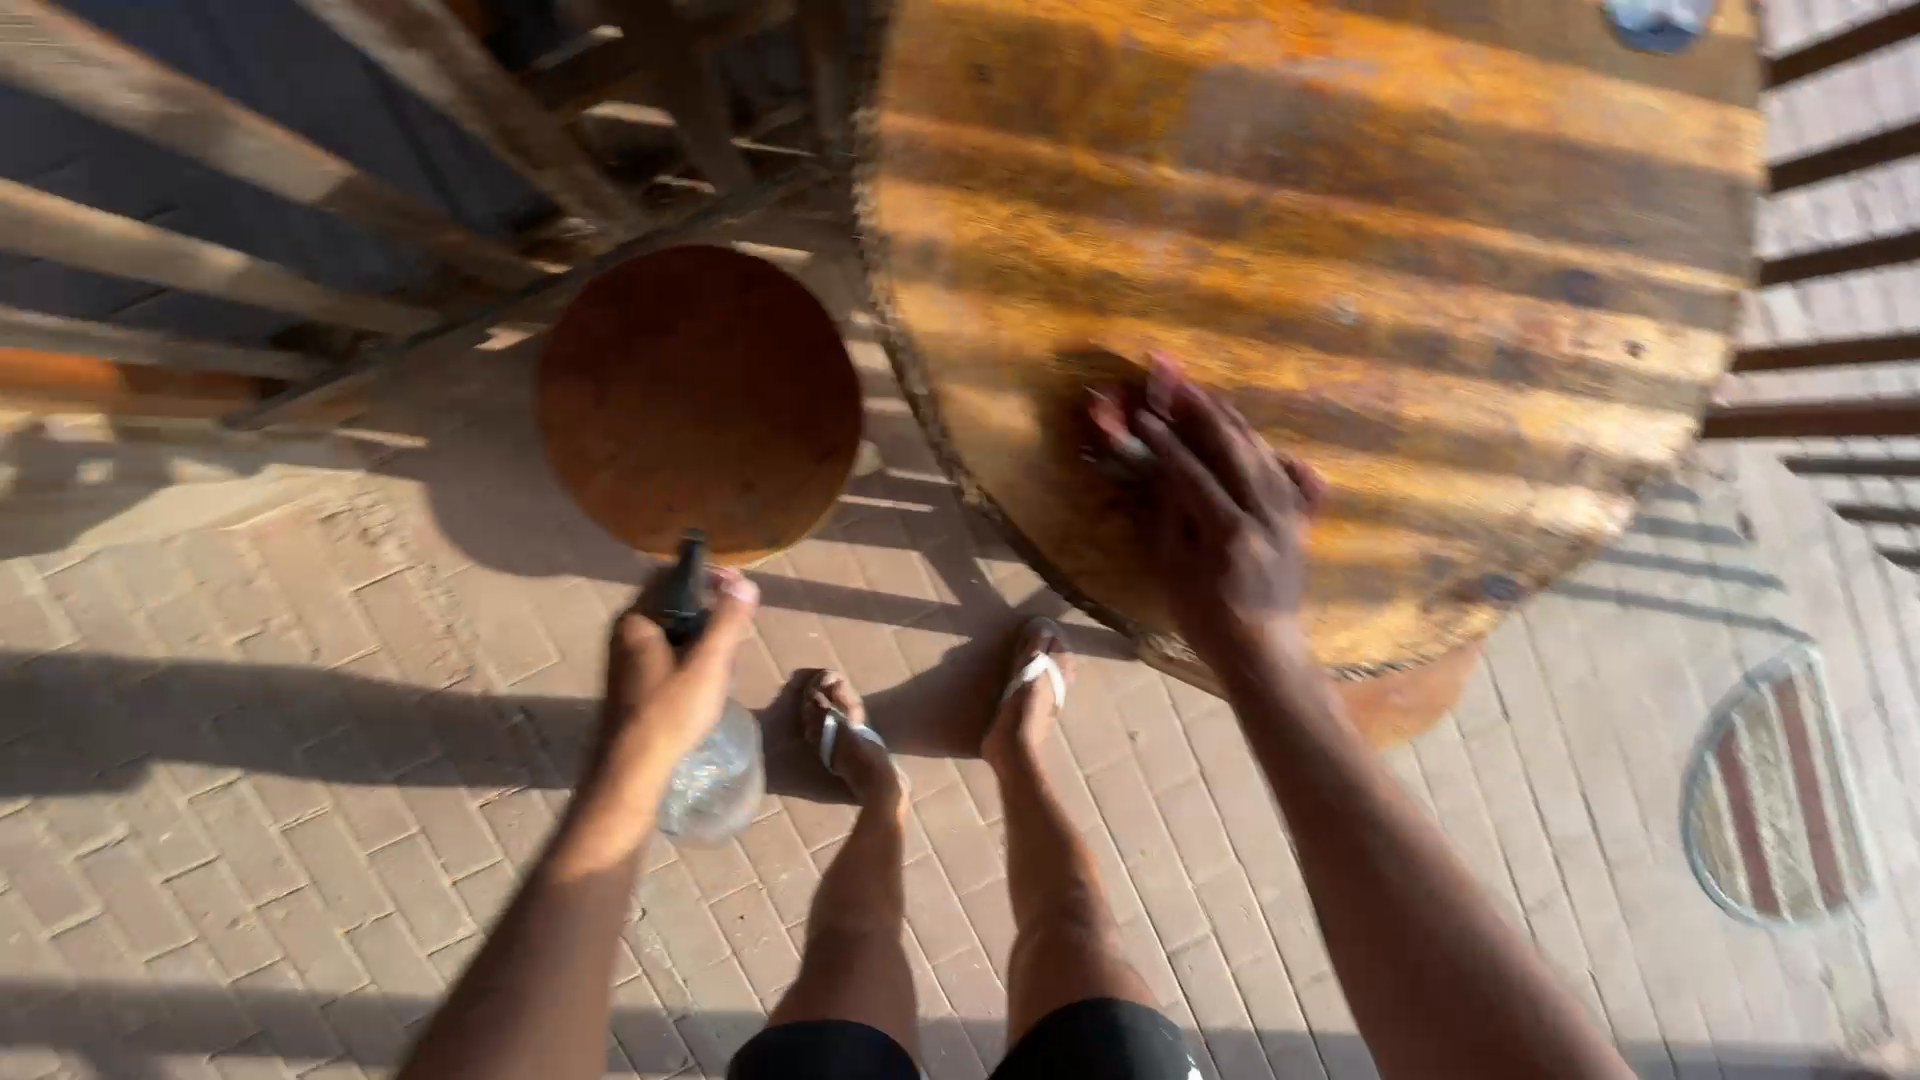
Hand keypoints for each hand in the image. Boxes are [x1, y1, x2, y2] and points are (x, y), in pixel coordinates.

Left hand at [597, 565, 760, 774]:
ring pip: (673, 629)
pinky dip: (692, 652)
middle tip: (739, 623)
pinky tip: (709, 676)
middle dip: (711, 608)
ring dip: (704, 633)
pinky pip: (668, 650)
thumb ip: (727, 620)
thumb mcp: (708, 662)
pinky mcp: (634, 681)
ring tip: (729, 652)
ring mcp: (627, 659)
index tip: (739, 586)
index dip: (708, 574)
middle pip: (675, 602)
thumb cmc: (670, 711)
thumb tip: (745, 583)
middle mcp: (625, 633)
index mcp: (637, 620)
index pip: (672, 576)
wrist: (632, 769)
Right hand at [1112, 356, 1323, 666]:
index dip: (1166, 439)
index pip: (1192, 470)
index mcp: (1230, 532)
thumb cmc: (1207, 618)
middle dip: (1202, 410)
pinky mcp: (1300, 519)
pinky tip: (1254, 436)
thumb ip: (1170, 514)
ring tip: (1205, 395)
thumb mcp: (1173, 569)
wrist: (1263, 650)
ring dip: (1232, 420)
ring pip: (1262, 451)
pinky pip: (1287, 471)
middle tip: (1177, 382)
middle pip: (1235, 447)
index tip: (1144, 412)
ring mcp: (1291, 515)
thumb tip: (1163, 465)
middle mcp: (1268, 515)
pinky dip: (1266, 448)